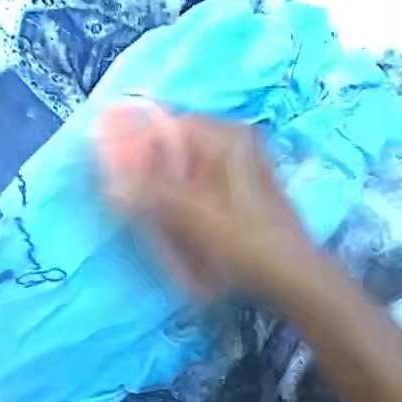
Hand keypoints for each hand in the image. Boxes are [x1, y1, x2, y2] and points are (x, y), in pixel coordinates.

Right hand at [95, 100, 326, 300]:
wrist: (294, 277)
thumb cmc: (245, 241)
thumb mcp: (192, 215)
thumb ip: (148, 194)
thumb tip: (108, 184)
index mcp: (226, 135)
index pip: (167, 124)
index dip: (137, 145)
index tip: (117, 174)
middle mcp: (238, 142)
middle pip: (179, 149)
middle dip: (154, 174)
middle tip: (136, 202)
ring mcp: (246, 169)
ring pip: (191, 172)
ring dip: (170, 193)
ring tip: (161, 221)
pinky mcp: (249, 195)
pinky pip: (206, 190)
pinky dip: (190, 204)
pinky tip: (185, 230)